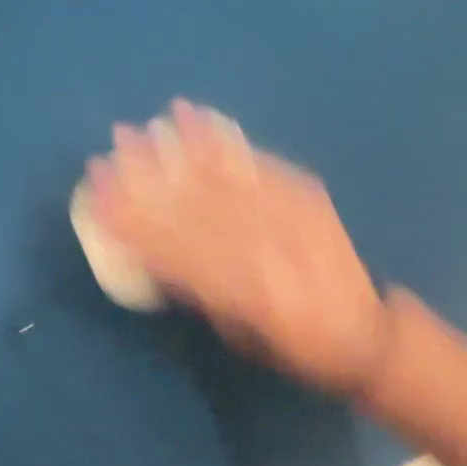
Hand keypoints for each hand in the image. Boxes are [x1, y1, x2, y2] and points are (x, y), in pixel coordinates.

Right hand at [86, 99, 388, 394]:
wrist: (368, 335)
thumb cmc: (293, 347)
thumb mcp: (236, 332)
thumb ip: (198, 291)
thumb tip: (155, 254)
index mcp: (243, 289)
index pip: (172, 247)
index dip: (131, 218)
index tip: (98, 192)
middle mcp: (264, 248)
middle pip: (195, 203)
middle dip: (152, 170)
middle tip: (116, 141)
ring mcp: (289, 217)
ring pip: (226, 178)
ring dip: (186, 144)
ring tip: (156, 118)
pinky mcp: (307, 197)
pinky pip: (259, 167)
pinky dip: (226, 142)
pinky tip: (202, 120)